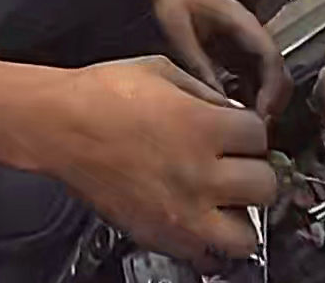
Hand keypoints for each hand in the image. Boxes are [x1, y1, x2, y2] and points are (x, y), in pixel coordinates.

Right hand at [40, 56, 275, 269]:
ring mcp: (182, 212)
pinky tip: (196, 211)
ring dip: (239, 211)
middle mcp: (198, 174)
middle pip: (264, 184)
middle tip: (234, 157)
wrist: (60, 124)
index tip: (237, 126)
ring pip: (248, 234)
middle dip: (251, 165)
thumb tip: (228, 109)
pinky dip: (209, 237)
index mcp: (199, 126)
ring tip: (222, 193)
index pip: (259, 134)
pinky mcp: (161, 236)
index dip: (247, 126)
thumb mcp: (157, 69)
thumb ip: (201, 89)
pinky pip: (208, 255)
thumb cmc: (101, 92)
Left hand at [150, 0, 293, 117]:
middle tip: (258, 126)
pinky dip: (250, 91)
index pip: (270, 56)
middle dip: (273, 98)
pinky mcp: (236, 46)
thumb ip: (198, 64)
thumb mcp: (179, 33)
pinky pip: (252, 73)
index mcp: (240, 21)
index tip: (263, 113)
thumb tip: (218, 101)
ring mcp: (245, 38)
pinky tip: (237, 108)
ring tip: (248, 123)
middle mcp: (250, 30)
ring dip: (263, 97)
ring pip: (267, 74)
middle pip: (276, 68)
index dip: (272, 88)